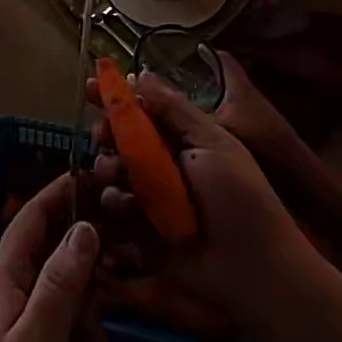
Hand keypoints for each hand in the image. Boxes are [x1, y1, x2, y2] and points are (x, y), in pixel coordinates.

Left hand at [0, 172, 113, 341]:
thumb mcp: (36, 336)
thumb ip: (60, 281)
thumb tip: (85, 227)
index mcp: (1, 274)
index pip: (31, 215)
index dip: (59, 190)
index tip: (93, 172)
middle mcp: (8, 284)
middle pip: (46, 239)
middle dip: (80, 225)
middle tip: (118, 211)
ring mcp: (18, 312)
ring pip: (57, 270)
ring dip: (85, 263)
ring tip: (118, 250)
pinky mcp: (30, 335)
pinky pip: (60, 302)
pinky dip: (82, 295)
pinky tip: (102, 297)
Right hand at [89, 70, 311, 316]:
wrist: (252, 268)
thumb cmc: (239, 195)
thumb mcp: (212, 141)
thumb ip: (174, 108)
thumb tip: (140, 73)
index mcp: (180, 137)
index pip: (140, 109)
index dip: (114, 97)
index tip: (89, 86)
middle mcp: (161, 163)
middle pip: (118, 139)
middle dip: (107, 136)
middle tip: (104, 138)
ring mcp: (150, 198)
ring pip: (110, 175)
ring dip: (112, 174)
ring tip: (130, 188)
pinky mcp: (141, 233)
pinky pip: (112, 214)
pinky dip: (116, 209)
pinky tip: (131, 213)